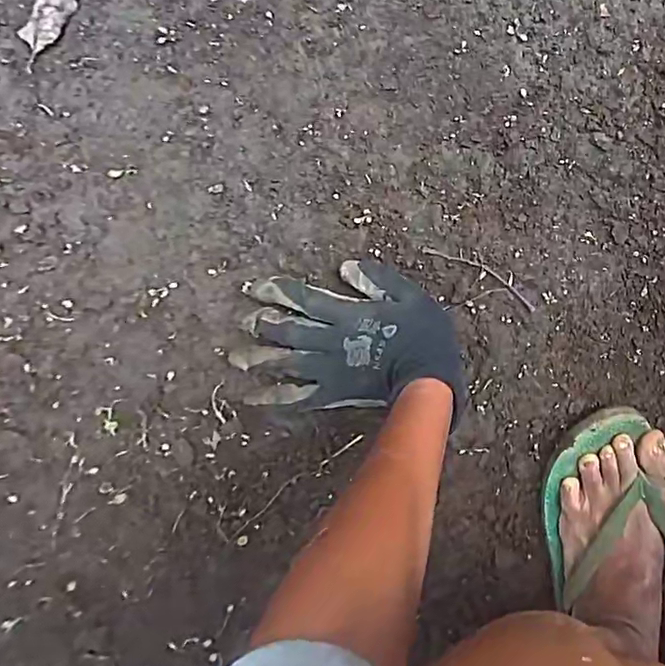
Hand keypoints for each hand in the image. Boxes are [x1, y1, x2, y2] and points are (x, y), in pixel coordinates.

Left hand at [232, 260, 466, 426]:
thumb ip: (378, 280)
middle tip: (243, 320)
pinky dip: (274, 397)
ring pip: (287, 362)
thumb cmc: (423, 333)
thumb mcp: (409, 296)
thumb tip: (346, 268)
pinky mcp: (333, 392)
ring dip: (260, 359)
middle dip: (263, 324)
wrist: (428, 379)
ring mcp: (329, 369)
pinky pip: (297, 397)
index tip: (255, 288)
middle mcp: (332, 340)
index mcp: (348, 314)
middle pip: (289, 330)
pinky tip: (255, 397)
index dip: (279, 292)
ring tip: (236, 357)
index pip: (306, 300)